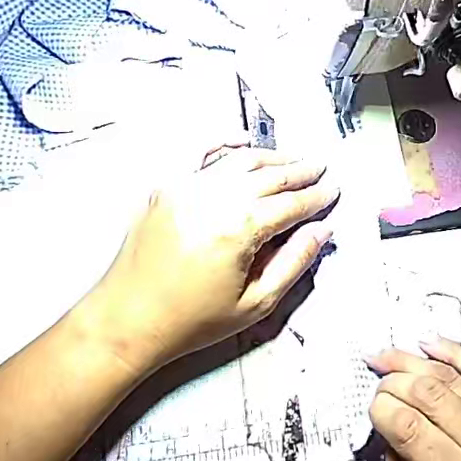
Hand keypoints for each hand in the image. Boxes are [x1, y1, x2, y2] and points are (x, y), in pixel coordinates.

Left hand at [81, 142, 339, 374]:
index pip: (289, 204)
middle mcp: (212, 198)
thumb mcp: (254, 304)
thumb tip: (321, 231)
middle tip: (320, 168)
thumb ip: (294, 263)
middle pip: (268, 175)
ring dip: (270, 157)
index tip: (333, 190)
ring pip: (238, 160)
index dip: (316, 197)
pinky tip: (242, 141)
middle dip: (299, 171)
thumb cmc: (189, 320)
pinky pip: (198, 154)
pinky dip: (222, 143)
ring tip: (292, 159)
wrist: (127, 319)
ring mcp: (186, 187)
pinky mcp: (166, 187)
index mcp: (238, 228)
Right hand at [367, 338, 460, 460]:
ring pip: (457, 379)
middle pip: (433, 395)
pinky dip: (456, 355)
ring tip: (383, 357)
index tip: (368, 413)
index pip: (415, 431)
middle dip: (394, 383)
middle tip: (373, 386)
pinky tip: (429, 345)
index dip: (382, 412)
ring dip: (415, 363)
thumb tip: (386, 443)